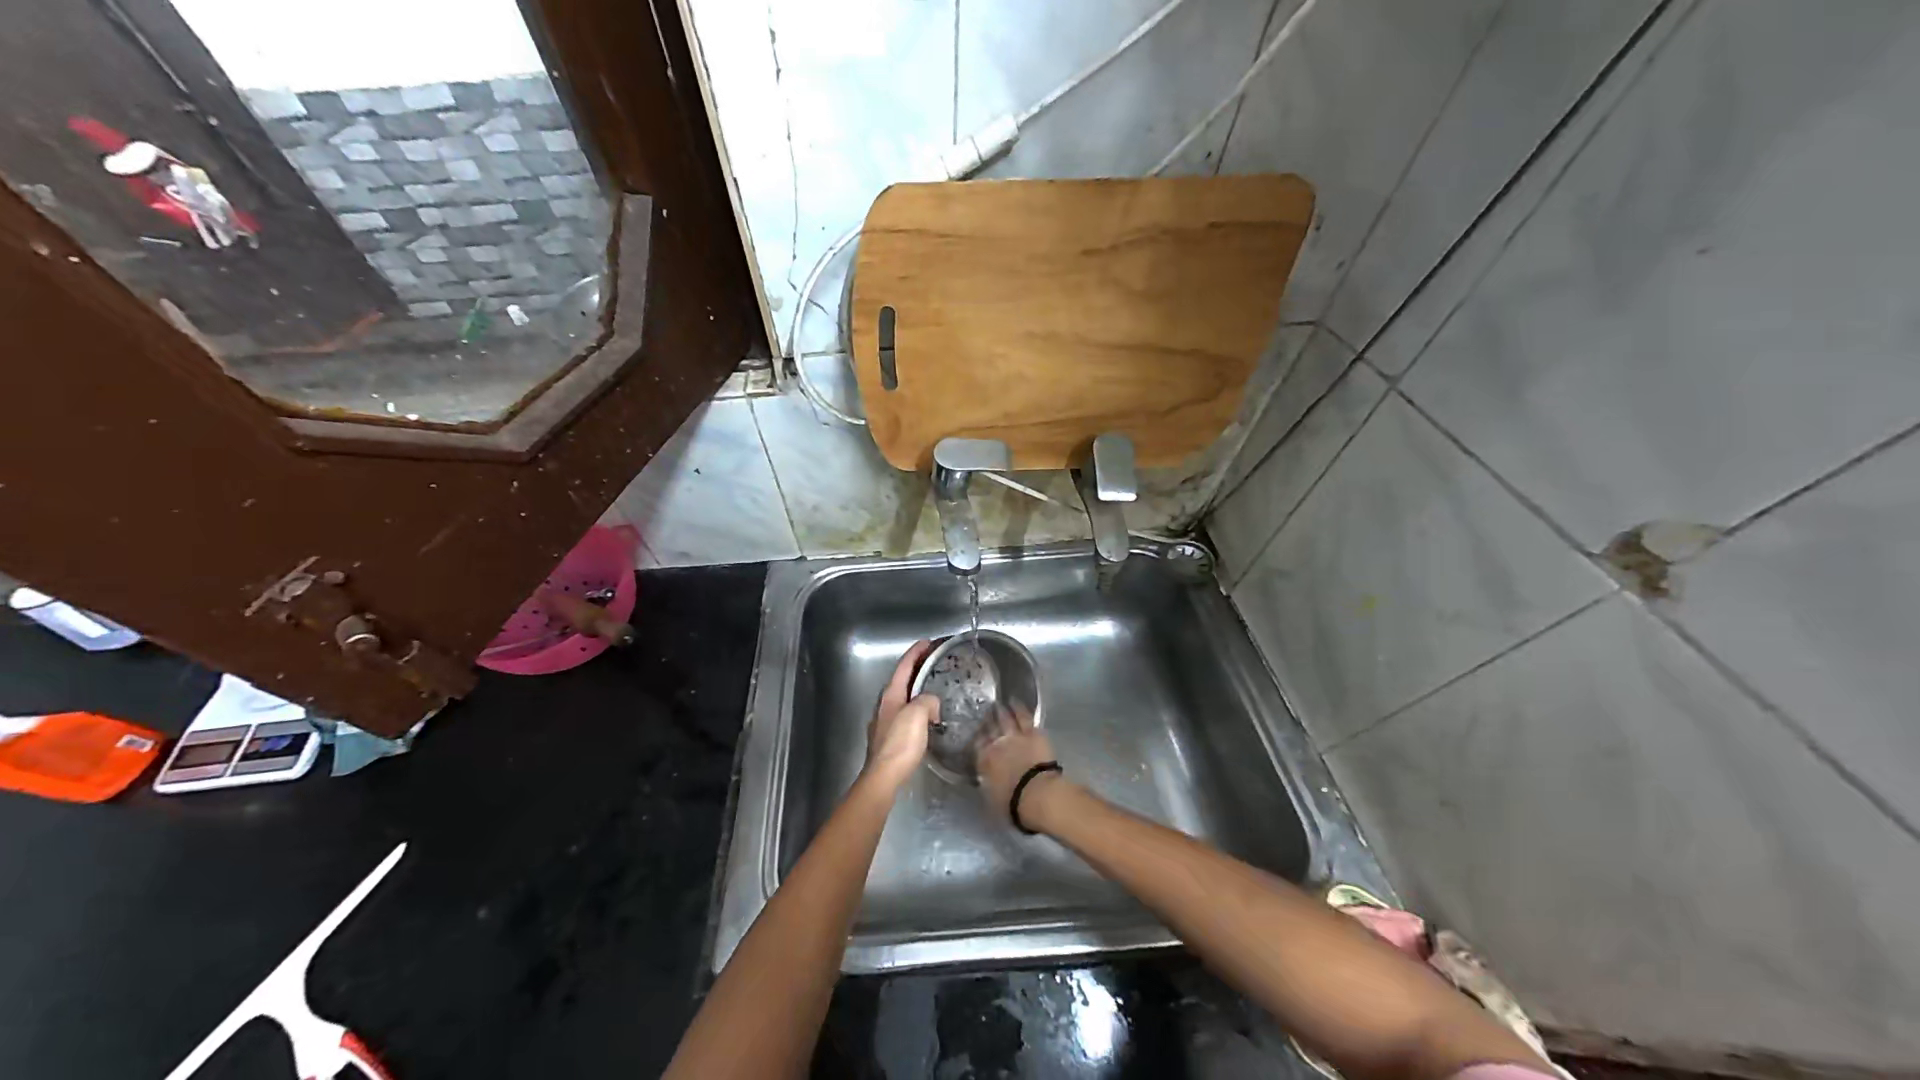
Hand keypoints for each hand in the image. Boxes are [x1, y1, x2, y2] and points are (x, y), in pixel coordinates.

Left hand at [864, 640, 938, 791]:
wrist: (884, 776)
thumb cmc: (900, 743)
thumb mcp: (918, 715)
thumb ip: (927, 701)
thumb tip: (932, 703)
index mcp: (891, 695)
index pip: (904, 666)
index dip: (916, 652)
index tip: (928, 642)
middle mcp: (885, 704)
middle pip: (902, 680)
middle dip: (917, 668)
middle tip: (934, 661)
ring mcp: (885, 721)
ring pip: (904, 697)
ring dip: (918, 689)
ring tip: (934, 687)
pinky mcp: (889, 737)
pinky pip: (906, 714)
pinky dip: (918, 708)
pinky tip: (928, 717)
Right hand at [975, 703, 1065, 829]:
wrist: (1036, 795)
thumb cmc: (1012, 804)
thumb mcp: (991, 796)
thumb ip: (986, 783)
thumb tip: (984, 778)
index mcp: (983, 761)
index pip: (976, 745)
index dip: (975, 736)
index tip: (973, 731)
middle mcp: (995, 744)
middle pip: (988, 728)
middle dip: (986, 720)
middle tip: (983, 712)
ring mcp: (1014, 735)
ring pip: (1004, 718)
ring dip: (1000, 711)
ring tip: (997, 704)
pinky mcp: (1032, 732)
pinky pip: (1023, 716)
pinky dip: (1018, 707)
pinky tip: (1015, 701)